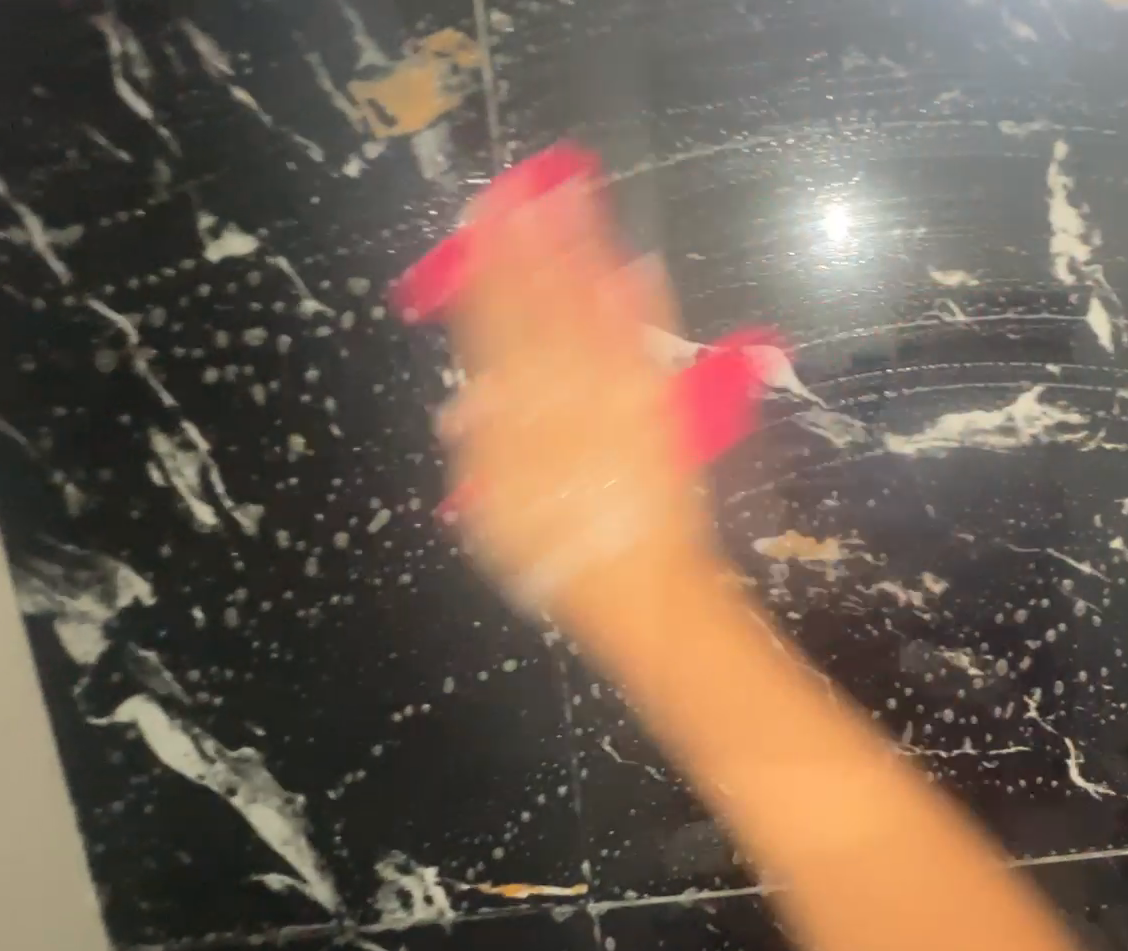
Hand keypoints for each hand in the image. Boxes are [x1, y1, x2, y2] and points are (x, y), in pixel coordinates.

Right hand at [436, 169, 725, 645]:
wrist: (641, 586)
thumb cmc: (563, 561)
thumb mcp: (498, 516)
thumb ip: (483, 454)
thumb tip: (466, 407)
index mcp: (517, 423)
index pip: (494, 332)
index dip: (488, 274)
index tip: (484, 221)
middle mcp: (565, 401)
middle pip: (542, 312)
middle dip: (533, 248)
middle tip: (528, 187)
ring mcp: (618, 402)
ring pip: (594, 318)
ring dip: (585, 257)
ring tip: (579, 200)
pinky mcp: (660, 412)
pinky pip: (649, 352)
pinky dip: (646, 309)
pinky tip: (642, 266)